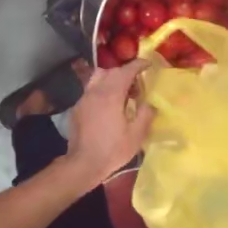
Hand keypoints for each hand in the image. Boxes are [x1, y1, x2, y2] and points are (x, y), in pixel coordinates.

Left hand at [65, 59, 154, 184]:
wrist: (83, 163)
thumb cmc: (112, 149)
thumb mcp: (136, 134)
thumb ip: (145, 114)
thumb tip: (149, 103)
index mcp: (110, 94)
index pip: (125, 70)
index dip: (138, 65)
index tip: (148, 64)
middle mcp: (95, 91)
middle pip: (111, 72)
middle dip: (126, 73)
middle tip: (137, 86)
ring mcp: (83, 99)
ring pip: (97, 78)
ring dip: (112, 80)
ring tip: (122, 94)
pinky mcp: (77, 108)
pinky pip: (91, 90)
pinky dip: (102, 90)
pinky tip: (108, 106)